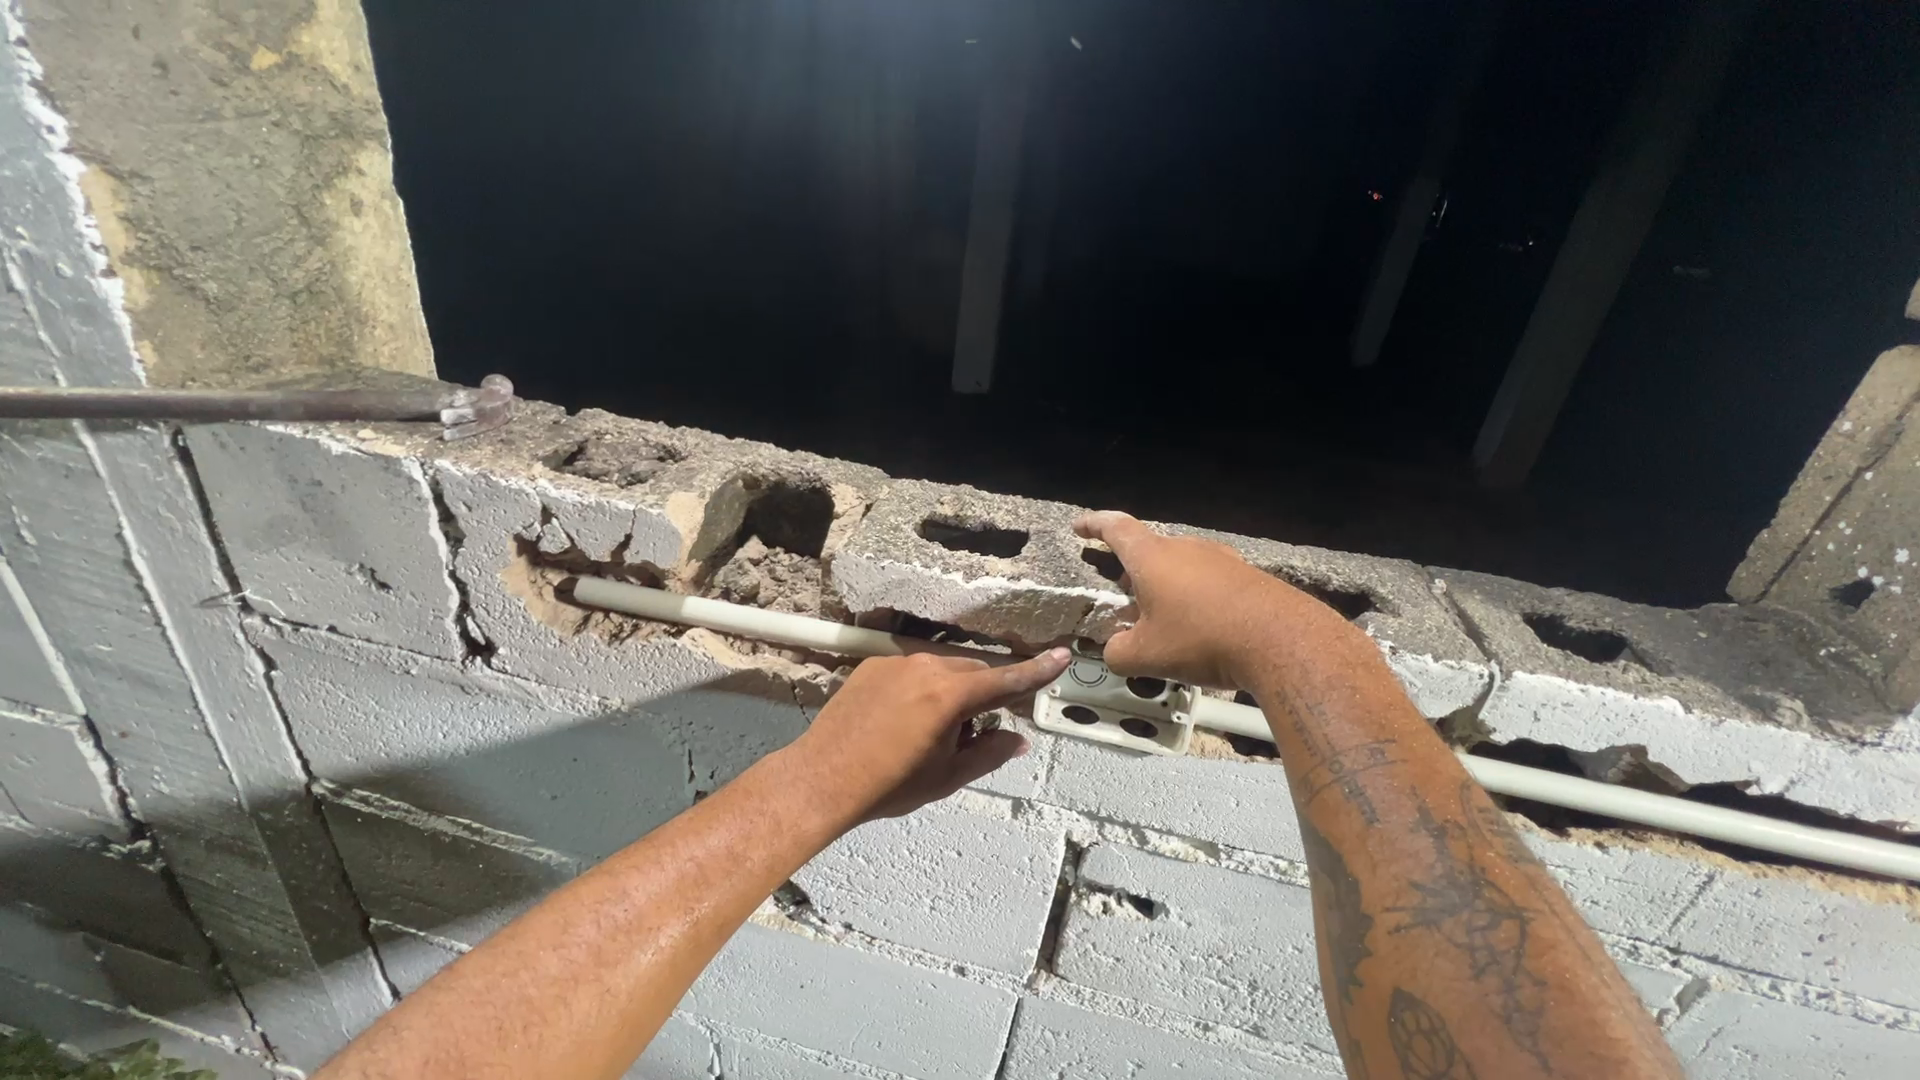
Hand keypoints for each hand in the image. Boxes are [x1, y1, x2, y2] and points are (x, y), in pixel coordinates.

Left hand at [780, 648, 1070, 826]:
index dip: (1037, 671)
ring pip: (942, 670)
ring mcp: (896, 662)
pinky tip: (901, 721)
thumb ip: (988, 753)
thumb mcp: (947, 777)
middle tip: (971, 734)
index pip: (1006, 681)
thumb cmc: (889, 786)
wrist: (822, 778)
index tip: (1062, 656)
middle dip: (982, 697)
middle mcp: (927, 668)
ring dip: (950, 693)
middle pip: (973, 674)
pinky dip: (921, 689)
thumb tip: (1017, 739)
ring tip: (929, 733)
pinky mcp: (873, 664)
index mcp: (950, 696)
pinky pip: (912, 670)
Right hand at [1076, 510, 1346, 687]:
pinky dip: (1192, 596)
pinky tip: (1198, 625)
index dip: (1093, 525)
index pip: (1115, 528)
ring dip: (1163, 585)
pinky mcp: (1247, 577)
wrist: (1281, 641)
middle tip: (1124, 594)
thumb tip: (1114, 649)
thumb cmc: (1200, 639)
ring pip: (1179, 565)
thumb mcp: (1145, 656)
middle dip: (1131, 570)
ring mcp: (1220, 560)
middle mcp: (1185, 549)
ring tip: (1160, 615)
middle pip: (1149, 550)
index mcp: (1152, 557)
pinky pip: (1207, 580)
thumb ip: (1117, 652)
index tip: (1079, 526)